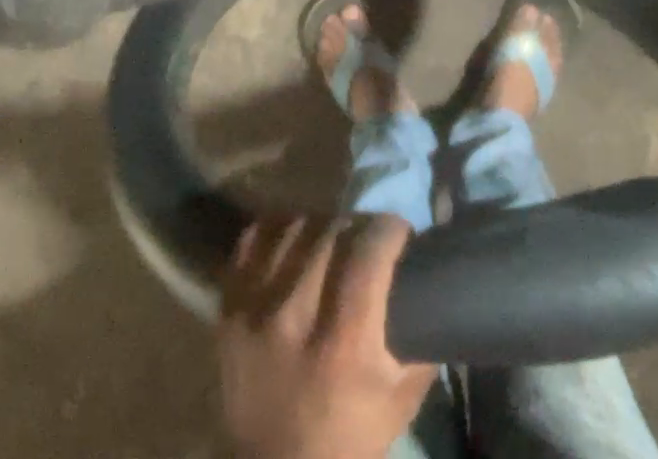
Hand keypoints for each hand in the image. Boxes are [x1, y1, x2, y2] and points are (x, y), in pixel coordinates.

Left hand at [218, 213, 437, 458]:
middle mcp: (293, 315)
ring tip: (332, 236)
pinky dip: (277, 230)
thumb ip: (421, 342)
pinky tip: (294, 239)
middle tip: (370, 236)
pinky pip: (252, 238)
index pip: (367, 254)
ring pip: (291, 228)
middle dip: (358, 225)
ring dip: (320, 224)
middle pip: (330, 234)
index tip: (401, 231)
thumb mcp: (401, 398)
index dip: (389, 230)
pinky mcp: (227, 305)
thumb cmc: (349, 433)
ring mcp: (253, 307)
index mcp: (343, 343)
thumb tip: (430, 284)